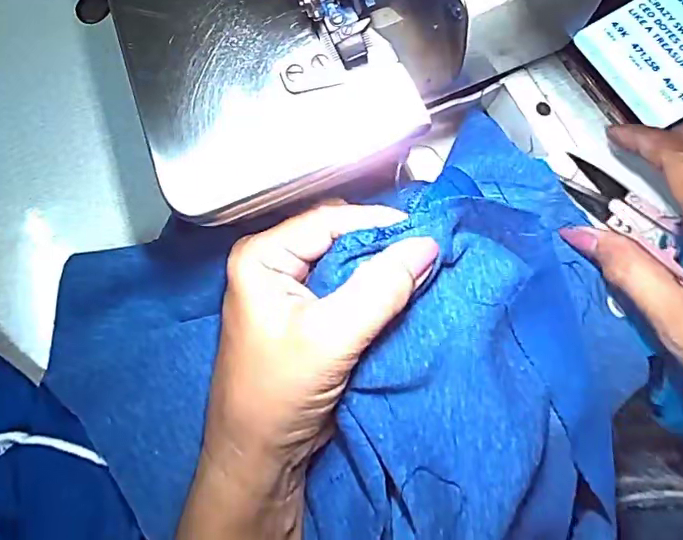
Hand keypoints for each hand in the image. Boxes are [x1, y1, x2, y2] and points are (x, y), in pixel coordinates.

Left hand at [178, 202, 438, 539]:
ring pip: (343, 258)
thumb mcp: (329, 339)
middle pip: (335, 234)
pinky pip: (346, 282)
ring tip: (417, 262)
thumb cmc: (275, 397)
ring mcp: (288, 285)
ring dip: (378, 263)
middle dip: (378, 240)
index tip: (420, 227)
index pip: (325, 221)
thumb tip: (424, 245)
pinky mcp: (306, 309)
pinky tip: (400, 287)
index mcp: (261, 255)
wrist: (258, 461)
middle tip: (422, 246)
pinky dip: (373, 285)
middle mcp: (271, 261)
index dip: (374, 221)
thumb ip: (378, 290)